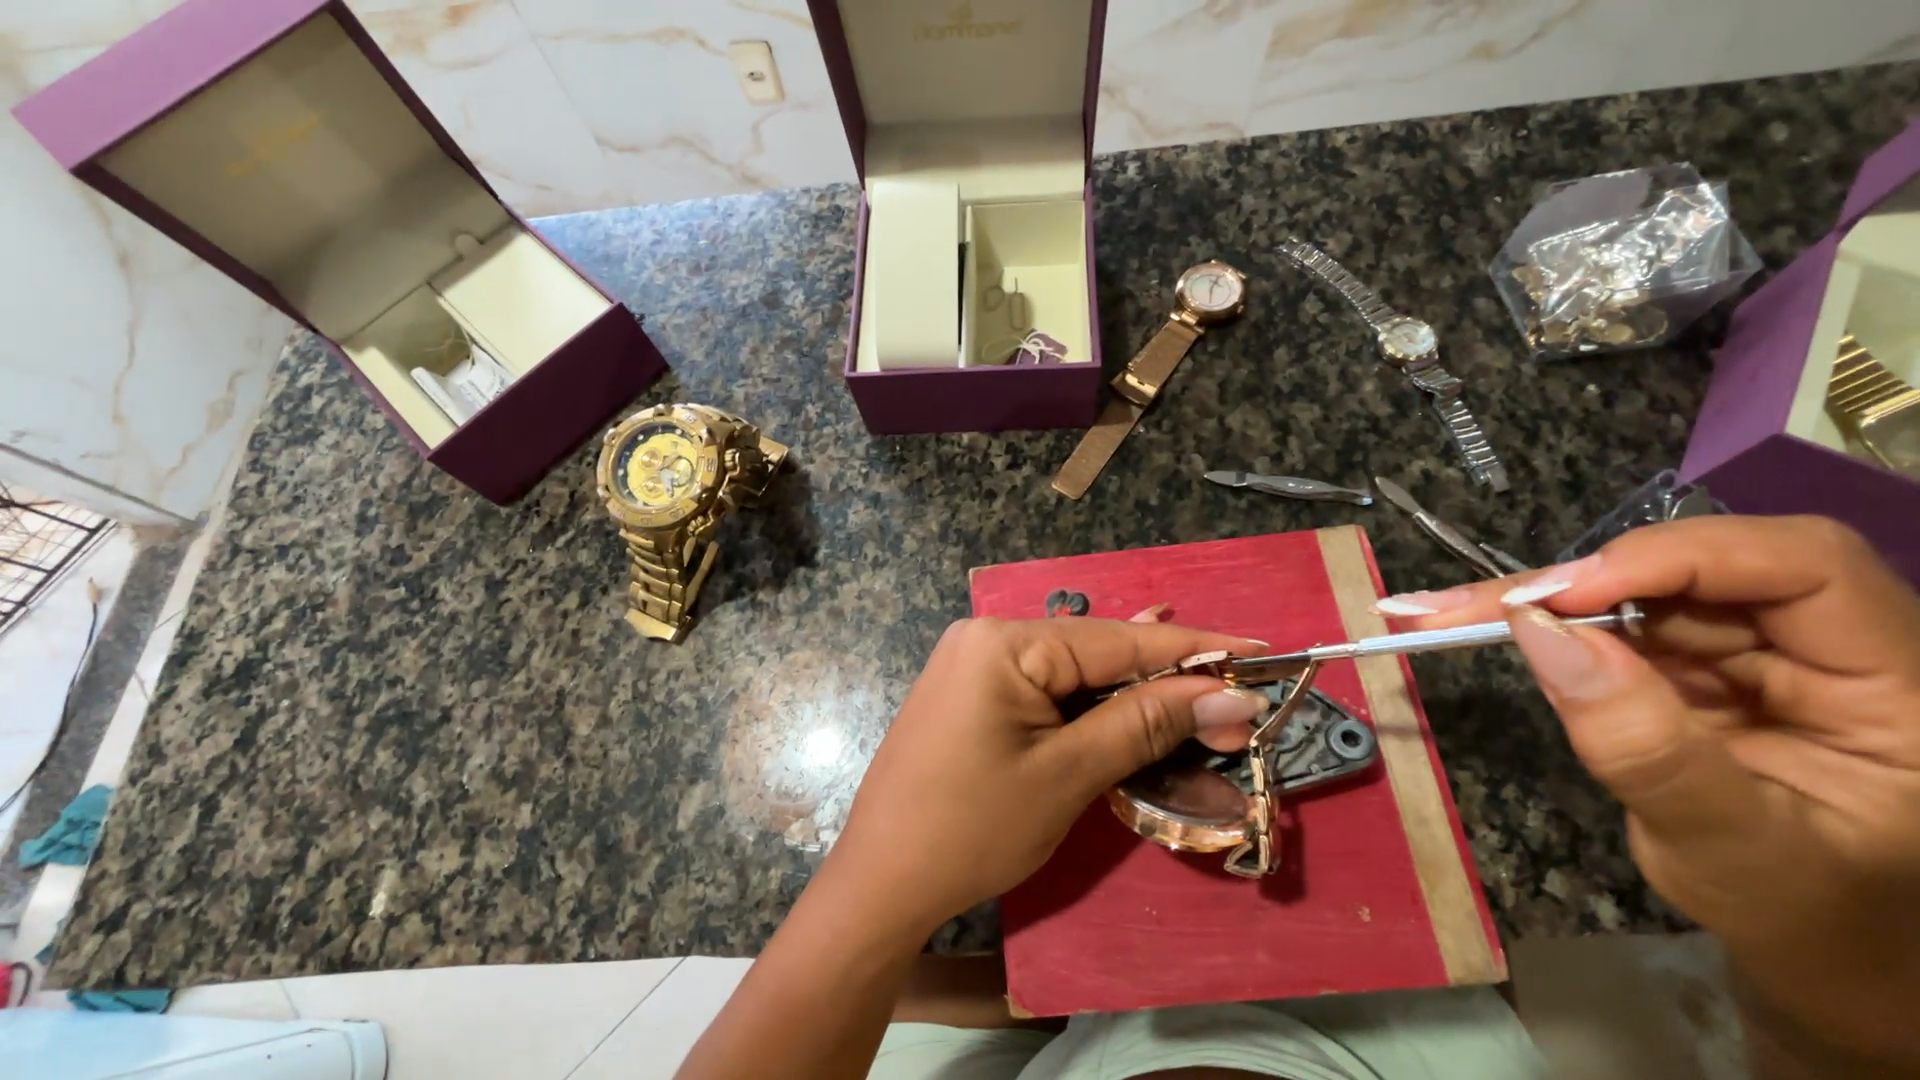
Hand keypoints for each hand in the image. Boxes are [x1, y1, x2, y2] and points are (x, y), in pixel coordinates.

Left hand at [824, 615, 1268, 939]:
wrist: (881, 882)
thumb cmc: (972, 828)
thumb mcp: (1068, 775)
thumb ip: (1145, 725)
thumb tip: (1229, 696)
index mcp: (1004, 643)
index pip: (1119, 640)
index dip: (1194, 650)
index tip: (1258, 651)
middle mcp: (986, 638)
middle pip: (1097, 652)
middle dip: (1165, 679)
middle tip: (1233, 699)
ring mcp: (974, 666)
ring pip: (1074, 673)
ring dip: (1132, 695)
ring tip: (1197, 699)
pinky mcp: (972, 697)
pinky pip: (1046, 691)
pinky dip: (1091, 707)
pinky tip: (1129, 706)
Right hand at [1385, 515, 1919, 1066]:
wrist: (1811, 943)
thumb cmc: (1801, 912)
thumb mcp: (1729, 845)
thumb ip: (1646, 746)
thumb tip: (1538, 635)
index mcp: (1895, 684)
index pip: (1800, 569)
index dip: (1680, 558)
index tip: (1564, 595)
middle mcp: (1827, 643)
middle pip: (1699, 567)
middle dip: (1577, 581)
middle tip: (1465, 606)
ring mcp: (1753, 648)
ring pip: (1638, 589)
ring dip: (1536, 600)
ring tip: (1437, 614)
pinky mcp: (1691, 661)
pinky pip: (1609, 624)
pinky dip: (1536, 624)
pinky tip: (1466, 622)